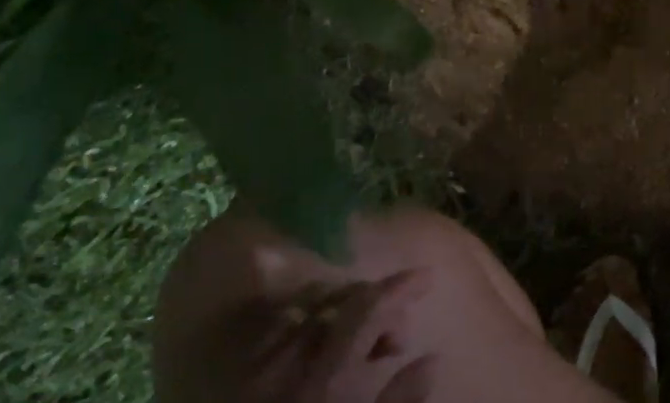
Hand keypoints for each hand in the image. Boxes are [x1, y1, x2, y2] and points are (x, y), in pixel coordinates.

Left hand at [242, 271, 437, 402]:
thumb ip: (400, 399)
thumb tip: (431, 359)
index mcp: (328, 380)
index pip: (367, 309)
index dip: (400, 287)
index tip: (427, 278)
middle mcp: (290, 365)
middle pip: (339, 302)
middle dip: (377, 303)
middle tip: (396, 339)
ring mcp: (257, 372)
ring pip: (305, 310)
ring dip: (342, 309)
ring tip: (359, 338)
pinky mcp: (237, 383)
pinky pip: (274, 332)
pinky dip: (305, 323)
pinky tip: (318, 344)